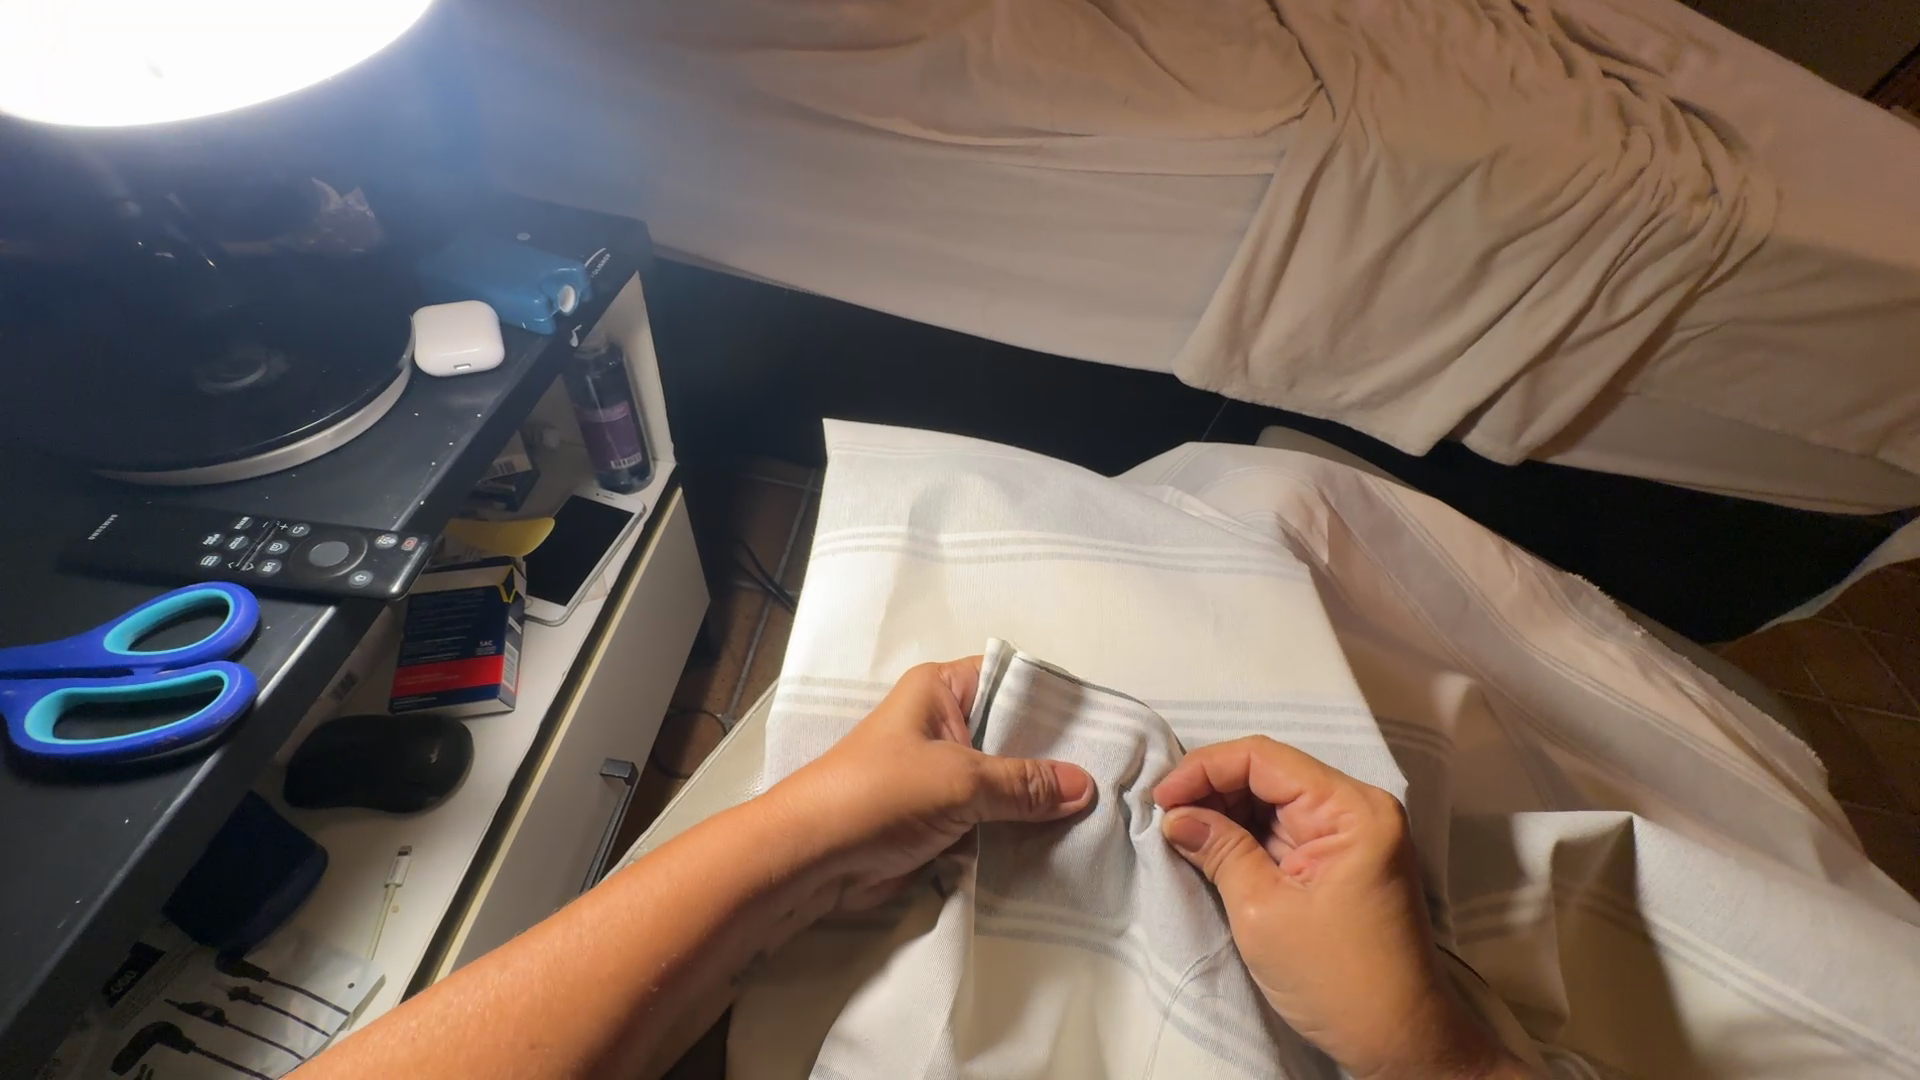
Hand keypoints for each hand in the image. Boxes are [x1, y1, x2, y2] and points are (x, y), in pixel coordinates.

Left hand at [765, 657, 1094, 908]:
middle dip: (1055, 754)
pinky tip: (1066, 836)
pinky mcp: (944, 814)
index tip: (1105, 722)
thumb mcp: (959, 779)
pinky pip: (993, 812)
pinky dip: (1021, 824)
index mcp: (941, 690)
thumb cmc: (881, 794)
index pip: (1010, 679)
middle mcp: (946, 723)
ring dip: (1040, 796)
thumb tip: (1087, 786)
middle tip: (1115, 772)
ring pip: (1006, 777)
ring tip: (1103, 808)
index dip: (1053, 698)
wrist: (813, 858)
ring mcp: (945, 771)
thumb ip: (1024, 782)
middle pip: (1013, 731)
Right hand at [1154, 737, 1527, 1079]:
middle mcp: (1355, 806)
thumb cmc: (1337, 982)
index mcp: (1350, 810)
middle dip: (1210, 787)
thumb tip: (1173, 816)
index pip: (1262, 758)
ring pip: (1268, 794)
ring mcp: (1348, 830)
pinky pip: (1279, 822)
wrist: (1402, 1048)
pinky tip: (1208, 840)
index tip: (1162, 797)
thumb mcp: (1261, 911)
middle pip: (1265, 771)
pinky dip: (1240, 829)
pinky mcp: (1337, 853)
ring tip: (1180, 828)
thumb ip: (1217, 848)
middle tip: (1166, 814)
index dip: (1204, 768)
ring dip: (1221, 808)